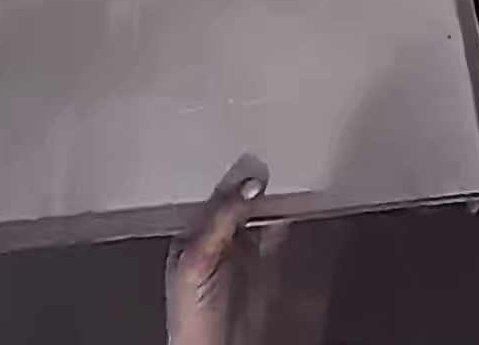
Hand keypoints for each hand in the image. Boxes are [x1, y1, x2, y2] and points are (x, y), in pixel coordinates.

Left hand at [167, 159, 266, 344]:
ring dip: (269, 202)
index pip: (215, 197)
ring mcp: (237, 252)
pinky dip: (280, 222)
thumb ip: (221, 221)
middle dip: (253, 187)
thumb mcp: (198, 260)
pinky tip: (286, 214)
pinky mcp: (258, 265)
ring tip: (284, 185)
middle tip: (273, 169)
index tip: (255, 162)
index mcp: (191, 236)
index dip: (234, 180)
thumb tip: (249, 186)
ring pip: (256, 215)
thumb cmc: (192, 315)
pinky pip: (271, 234)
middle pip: (237, 203)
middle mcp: (214, 240)